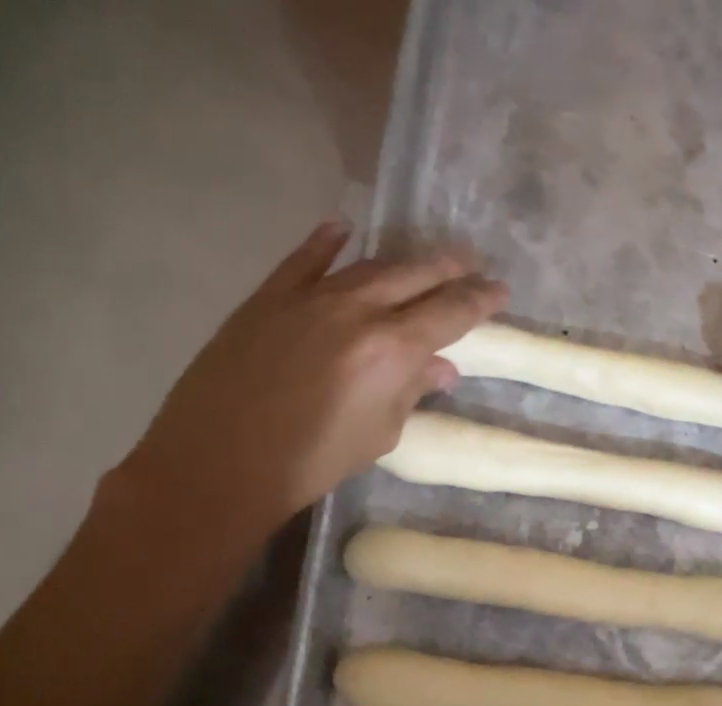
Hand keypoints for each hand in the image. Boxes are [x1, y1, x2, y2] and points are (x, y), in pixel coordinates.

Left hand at [114, 222, 506, 541]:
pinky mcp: (269, 297)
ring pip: (369, 265)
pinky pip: (304, 260)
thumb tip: (441, 367)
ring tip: (425, 259)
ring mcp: (310, 297)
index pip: (451, 311)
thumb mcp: (379, 433)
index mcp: (392, 348)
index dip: (481, 300)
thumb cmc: (313, 461)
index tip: (500, 291)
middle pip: (416, 274)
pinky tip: (343, 229)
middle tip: (474, 263)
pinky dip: (326, 243)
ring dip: (404, 259)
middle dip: (452, 267)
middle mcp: (357, 310)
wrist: (221, 460)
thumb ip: (412, 391)